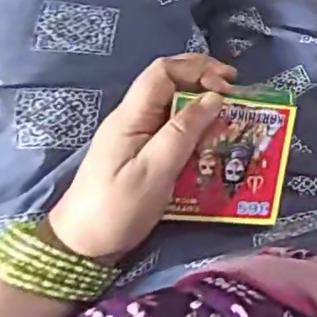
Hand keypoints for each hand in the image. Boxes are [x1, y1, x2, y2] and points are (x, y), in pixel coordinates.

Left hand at [45, 54, 236, 261]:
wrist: (80, 246)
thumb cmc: (117, 209)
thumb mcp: (154, 171)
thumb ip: (184, 132)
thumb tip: (214, 98)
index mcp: (131, 116)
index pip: (163, 72)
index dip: (198, 70)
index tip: (227, 86)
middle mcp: (133, 118)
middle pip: (169, 80)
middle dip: (204, 78)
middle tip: (236, 91)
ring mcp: (135, 134)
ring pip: (172, 103)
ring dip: (202, 102)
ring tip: (230, 113)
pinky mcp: (141, 152)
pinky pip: (171, 126)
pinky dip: (195, 124)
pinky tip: (212, 138)